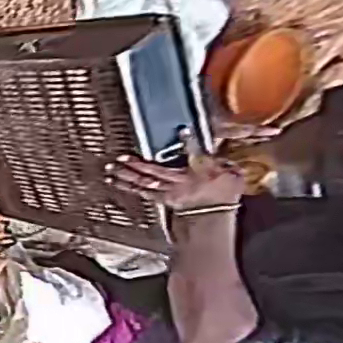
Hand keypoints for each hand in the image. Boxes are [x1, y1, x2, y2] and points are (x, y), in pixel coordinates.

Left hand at [107, 127, 243, 211]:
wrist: (214, 212)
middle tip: (122, 157)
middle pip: (157, 171)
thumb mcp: (231, 171)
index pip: (197, 154)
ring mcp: (168, 190)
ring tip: (111, 167)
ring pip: (144, 181)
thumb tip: (212, 144)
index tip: (183, 131)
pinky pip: (139, 191)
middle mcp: (182, 180)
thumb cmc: (224, 188)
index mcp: (202, 171)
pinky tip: (111, 179)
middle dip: (138, 164)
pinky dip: (124, 185)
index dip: (191, 142)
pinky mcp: (159, 197)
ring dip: (126, 174)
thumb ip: (220, 159)